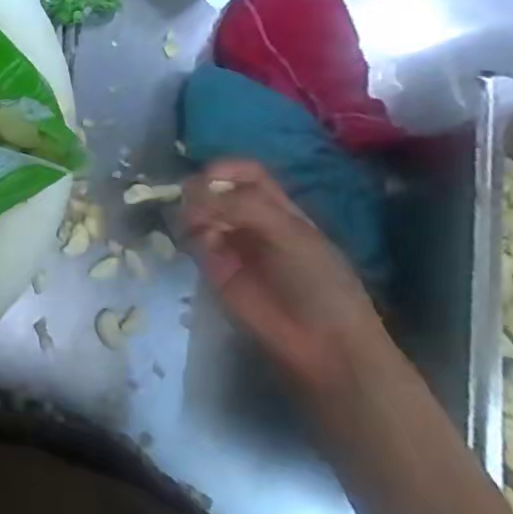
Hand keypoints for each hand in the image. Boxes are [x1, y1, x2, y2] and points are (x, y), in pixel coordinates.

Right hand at [180, 159, 387, 393]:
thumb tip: (193, 192)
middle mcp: (249, 220)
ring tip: (197, 223)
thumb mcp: (290, 232)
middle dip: (202, 188)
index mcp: (276, 207)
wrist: (322, 344)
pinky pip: (193, 241)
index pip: (244, 173)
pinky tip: (199, 242)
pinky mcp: (213, 269)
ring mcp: (229, 244)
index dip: (225, 169)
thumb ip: (243, 205)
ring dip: (192, 210)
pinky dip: (190, 234)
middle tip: (195, 201)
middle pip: (215, 189)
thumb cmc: (318, 282)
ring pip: (198, 212)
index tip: (209, 175)